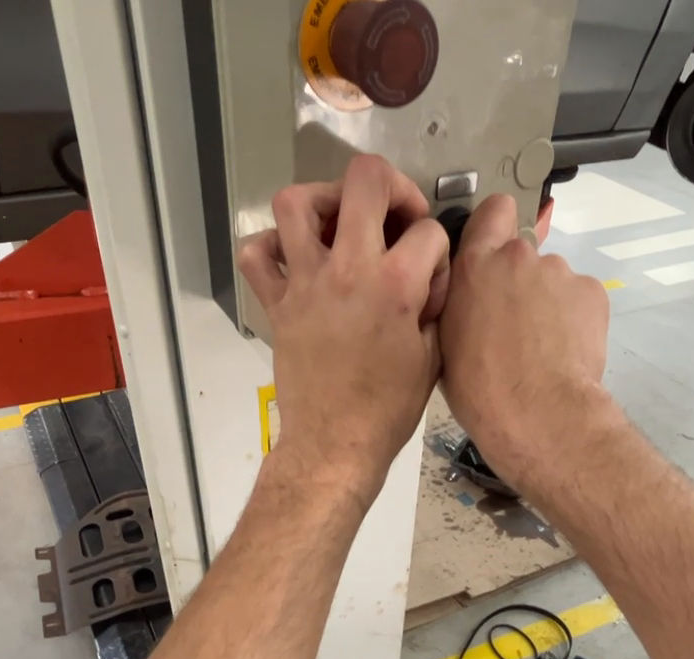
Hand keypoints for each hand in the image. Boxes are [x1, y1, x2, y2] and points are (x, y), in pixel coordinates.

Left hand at [237, 154, 449, 502]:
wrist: (335, 444)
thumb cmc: (388, 409)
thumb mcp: (432, 356)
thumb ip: (433, 304)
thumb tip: (427, 276)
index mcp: (395, 285)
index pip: (428, 230)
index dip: (437, 249)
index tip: (430, 280)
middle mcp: (347, 271)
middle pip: (365, 180)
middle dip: (391, 186)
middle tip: (394, 215)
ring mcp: (305, 283)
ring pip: (296, 202)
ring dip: (322, 200)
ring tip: (339, 224)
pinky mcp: (277, 304)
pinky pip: (256, 254)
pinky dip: (269, 246)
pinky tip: (295, 259)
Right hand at [437, 194, 610, 498]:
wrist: (538, 415)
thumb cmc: (478, 389)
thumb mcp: (446, 342)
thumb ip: (460, 302)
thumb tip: (471, 297)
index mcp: (474, 266)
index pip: (493, 210)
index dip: (495, 227)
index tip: (492, 254)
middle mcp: (519, 257)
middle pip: (521, 254)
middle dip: (518, 280)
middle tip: (513, 326)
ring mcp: (560, 272)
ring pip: (551, 280)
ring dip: (546, 304)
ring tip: (541, 348)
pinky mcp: (593, 292)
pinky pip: (578, 298)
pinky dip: (573, 319)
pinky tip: (564, 352)